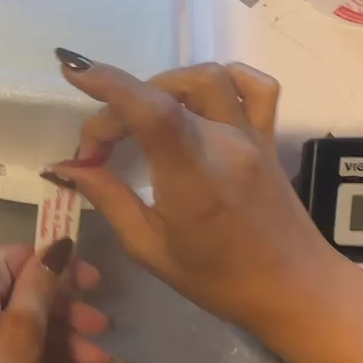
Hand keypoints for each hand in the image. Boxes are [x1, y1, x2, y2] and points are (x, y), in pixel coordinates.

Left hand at [0, 242, 111, 362]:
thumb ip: (42, 287)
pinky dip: (30, 349)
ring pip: (14, 316)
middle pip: (21, 288)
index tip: (98, 286)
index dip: (64, 269)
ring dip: (57, 337)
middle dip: (66, 311)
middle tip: (104, 330)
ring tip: (100, 361)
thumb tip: (59, 245)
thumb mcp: (20, 333)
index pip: (24, 255)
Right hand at [44, 60, 347, 330]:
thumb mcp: (148, 247)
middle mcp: (224, 145)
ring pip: (205, 79)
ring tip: (138, 118)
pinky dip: (221, 80)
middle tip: (97, 152)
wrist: (296, 290)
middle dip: (115, 112)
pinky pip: (254, 87)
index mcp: (192, 177)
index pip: (152, 112)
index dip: (110, 84)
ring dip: (160, 87)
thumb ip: (108, 198)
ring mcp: (251, 136)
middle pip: (160, 97)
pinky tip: (195, 98)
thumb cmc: (218, 279)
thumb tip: (66, 167)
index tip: (73, 72)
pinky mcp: (266, 137)